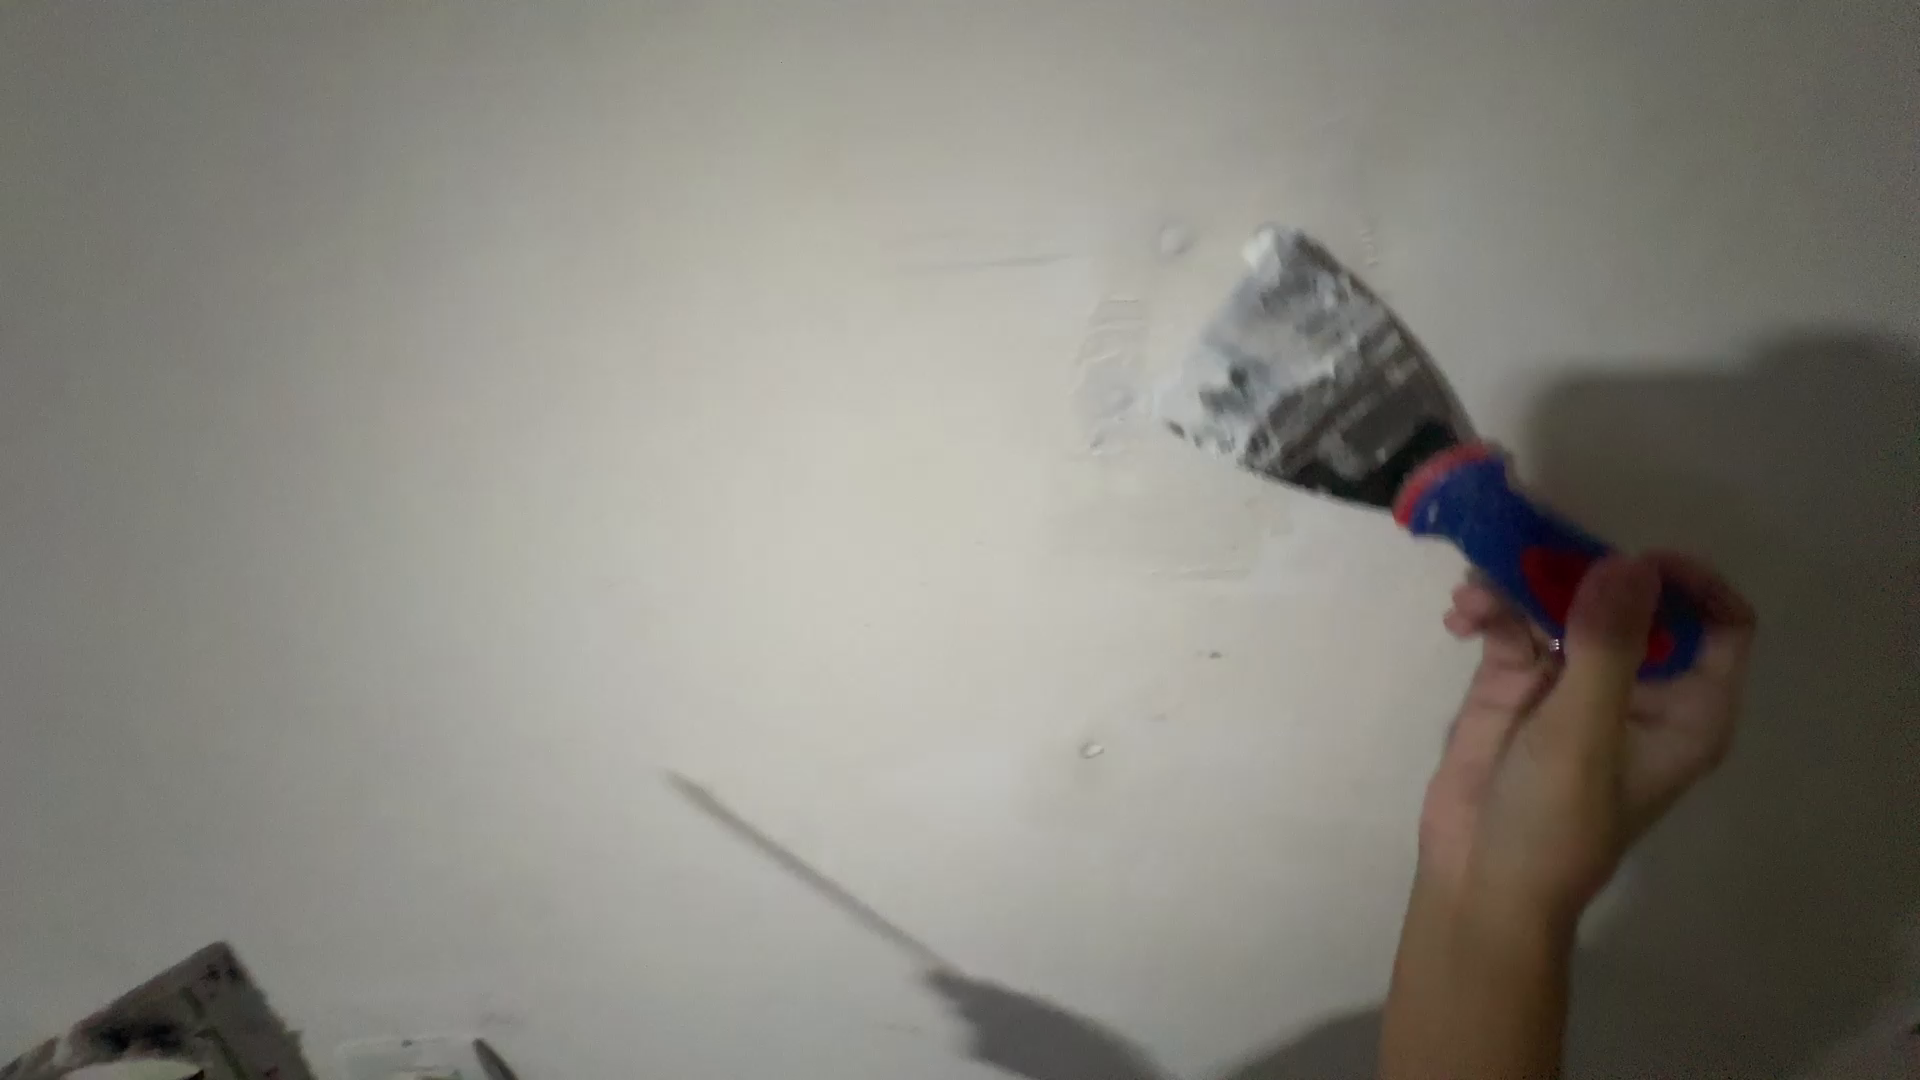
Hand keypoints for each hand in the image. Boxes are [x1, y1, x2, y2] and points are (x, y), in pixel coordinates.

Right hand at [1418, 552, 1756, 927]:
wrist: (1480, 866)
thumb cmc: (1556, 814)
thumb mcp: (1583, 730)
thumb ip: (1604, 646)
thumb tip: (1627, 563)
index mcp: (1682, 707)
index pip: (1714, 627)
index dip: (1684, 584)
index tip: (1627, 557)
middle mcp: (1630, 687)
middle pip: (1621, 606)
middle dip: (1573, 576)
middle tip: (1522, 554)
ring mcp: (1566, 685)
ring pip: (1554, 611)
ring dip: (1514, 593)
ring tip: (1471, 596)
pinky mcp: (1511, 685)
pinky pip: (1506, 631)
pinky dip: (1483, 615)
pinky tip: (1458, 618)